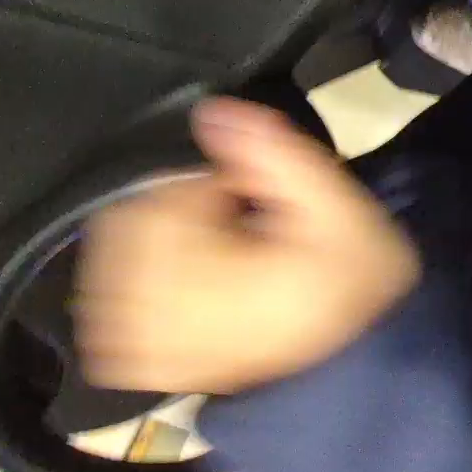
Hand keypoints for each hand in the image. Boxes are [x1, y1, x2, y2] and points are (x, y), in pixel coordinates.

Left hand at [76, 98, 418, 394]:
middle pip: (133, 221)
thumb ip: (277, 153)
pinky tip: (195, 278)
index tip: (269, 193)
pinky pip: (108, 302)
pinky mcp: (138, 363)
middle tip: (255, 219)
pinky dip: (146, 278)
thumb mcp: (336, 205)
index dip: (223, 178)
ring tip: (235, 248)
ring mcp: (134, 346)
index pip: (169, 192)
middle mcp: (146, 316)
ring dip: (167, 239)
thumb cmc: (356, 274)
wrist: (363, 349)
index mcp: (196, 275)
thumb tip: (217, 108)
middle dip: (191, 207)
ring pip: (117, 256)